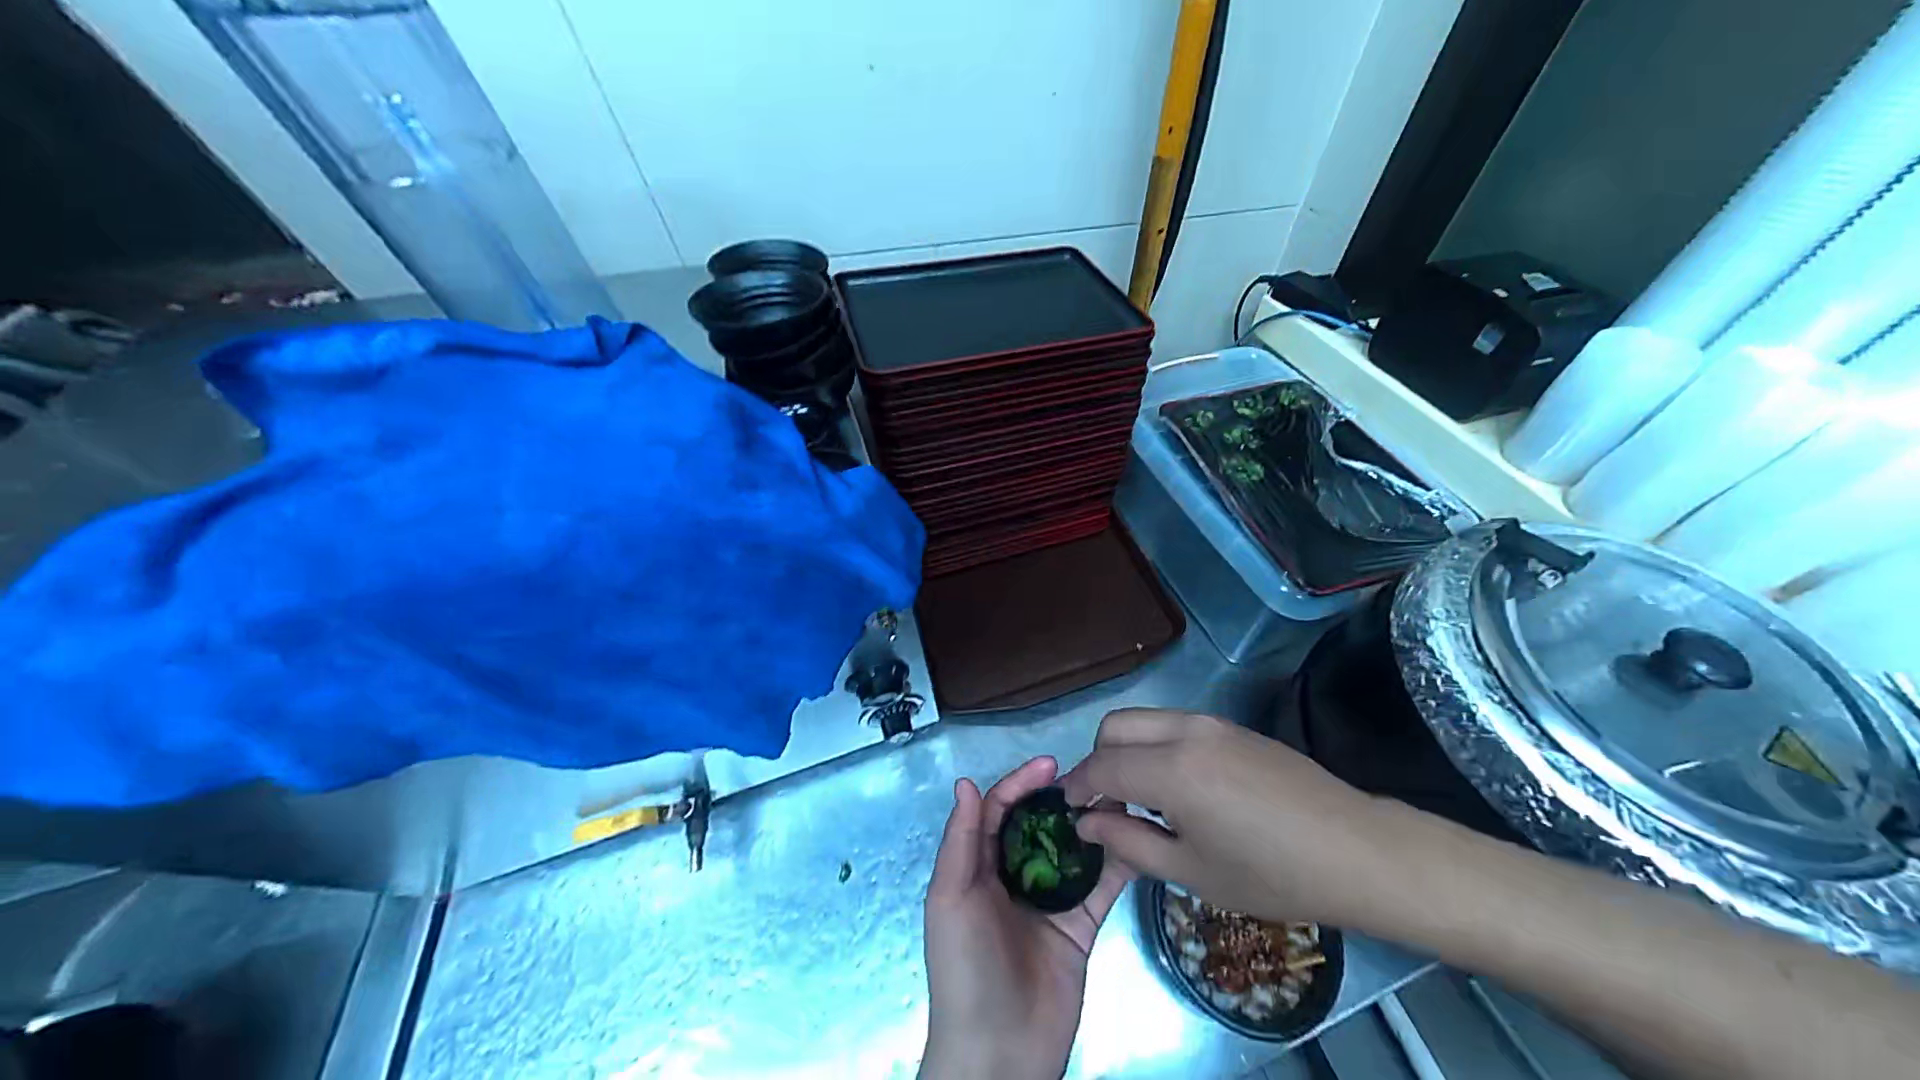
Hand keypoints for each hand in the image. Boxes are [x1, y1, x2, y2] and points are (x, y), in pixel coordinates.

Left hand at [920, 756, 1133, 1079]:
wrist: (998, 1052)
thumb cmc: (964, 968)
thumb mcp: (950, 898)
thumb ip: (962, 840)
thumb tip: (965, 782)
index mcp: (976, 866)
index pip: (1000, 810)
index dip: (1021, 783)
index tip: (1051, 763)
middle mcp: (1011, 876)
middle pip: (1039, 824)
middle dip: (1061, 798)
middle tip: (1093, 775)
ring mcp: (1048, 901)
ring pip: (1072, 850)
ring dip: (1091, 824)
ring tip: (1119, 796)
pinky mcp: (1079, 927)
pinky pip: (1099, 887)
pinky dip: (1116, 863)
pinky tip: (1135, 838)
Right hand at [1059, 708, 1405, 926]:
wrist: (1358, 851)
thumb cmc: (1273, 874)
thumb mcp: (1192, 871)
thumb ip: (1128, 842)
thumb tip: (1086, 823)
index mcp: (1172, 770)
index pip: (1102, 765)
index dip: (1077, 785)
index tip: (1067, 808)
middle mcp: (1186, 732)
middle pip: (1115, 727)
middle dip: (1098, 760)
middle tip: (1106, 803)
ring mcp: (1212, 724)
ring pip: (1145, 721)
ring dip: (1128, 751)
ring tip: (1141, 798)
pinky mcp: (1233, 728)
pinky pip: (1174, 726)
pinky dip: (1156, 747)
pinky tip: (1178, 789)